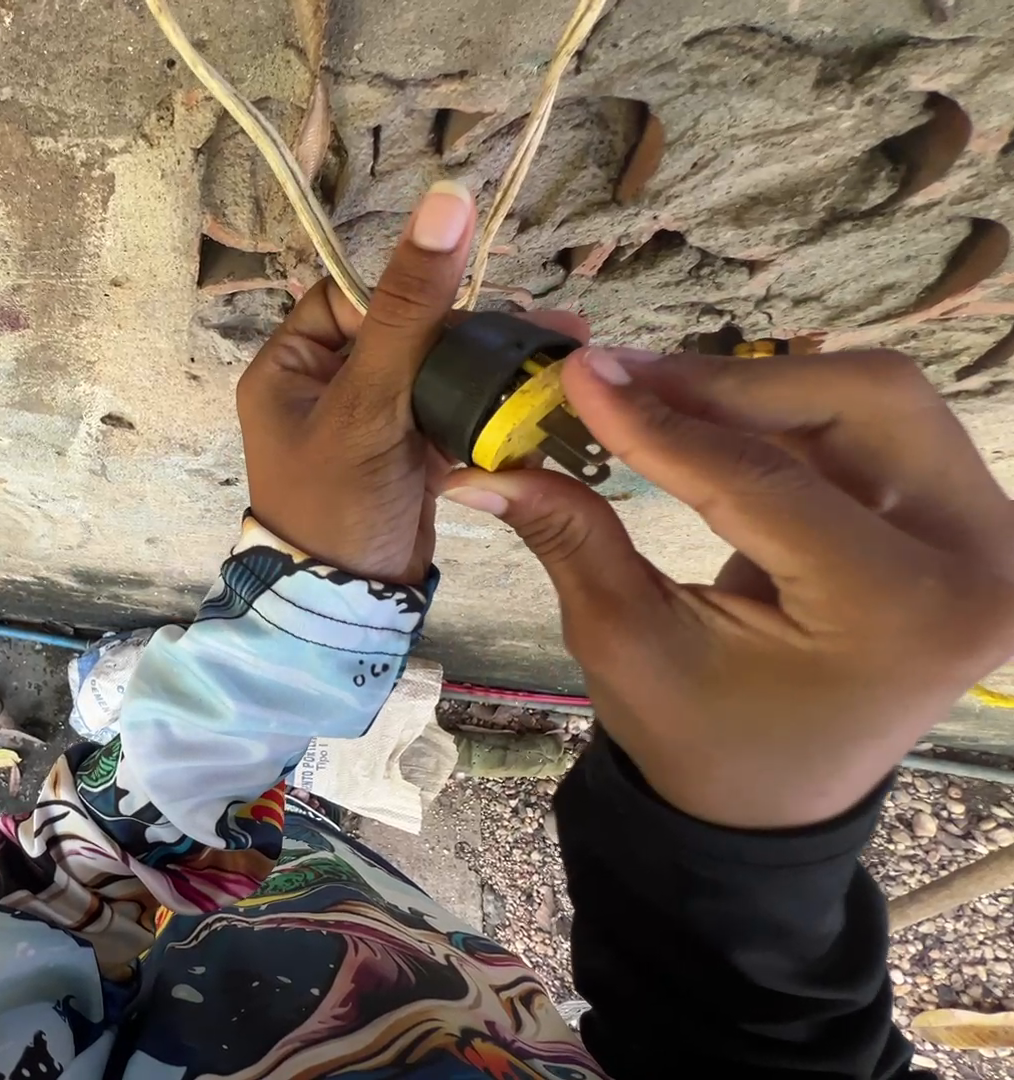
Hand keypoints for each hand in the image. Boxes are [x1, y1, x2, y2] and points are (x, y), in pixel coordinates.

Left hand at [237, 181, 587, 583]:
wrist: (348, 596)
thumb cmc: (338, 501)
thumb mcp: (368, 403)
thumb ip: (406, 310)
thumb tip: (443, 199)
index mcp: (288, 368)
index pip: (349, 299)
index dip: (406, 296)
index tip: (465, 310)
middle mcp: (319, 386)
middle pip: (398, 330)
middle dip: (466, 331)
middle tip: (542, 328)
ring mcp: (362, 417)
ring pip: (427, 368)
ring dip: (486, 363)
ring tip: (559, 348)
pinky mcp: (397, 446)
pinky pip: (441, 406)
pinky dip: (482, 402)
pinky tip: (537, 392)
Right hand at [439, 346, 1013, 828]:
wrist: (763, 792)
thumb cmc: (690, 731)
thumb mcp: (618, 637)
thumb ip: (567, 537)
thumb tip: (480, 471)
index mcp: (900, 610)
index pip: (763, 480)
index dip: (655, 423)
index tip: (576, 373)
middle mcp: (983, 559)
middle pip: (865, 402)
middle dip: (724, 381)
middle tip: (615, 378)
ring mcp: (983, 535)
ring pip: (871, 403)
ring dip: (745, 388)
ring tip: (640, 393)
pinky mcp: (951, 523)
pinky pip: (860, 433)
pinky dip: (765, 415)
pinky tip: (688, 418)